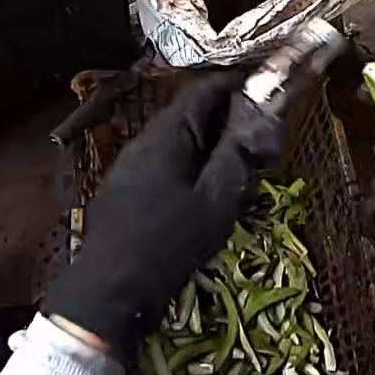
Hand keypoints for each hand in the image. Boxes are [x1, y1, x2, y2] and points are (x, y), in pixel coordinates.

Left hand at [45, 73, 287, 363]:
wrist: (109, 290)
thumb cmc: (169, 243)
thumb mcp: (216, 200)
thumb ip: (237, 156)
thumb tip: (259, 120)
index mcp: (168, 135)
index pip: (204, 89)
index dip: (237, 85)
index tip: (266, 92)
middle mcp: (145, 140)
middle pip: (191, 111)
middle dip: (227, 115)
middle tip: (260, 130)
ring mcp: (131, 163)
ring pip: (178, 137)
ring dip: (210, 140)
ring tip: (239, 158)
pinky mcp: (127, 186)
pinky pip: (166, 158)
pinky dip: (192, 160)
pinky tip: (206, 184)